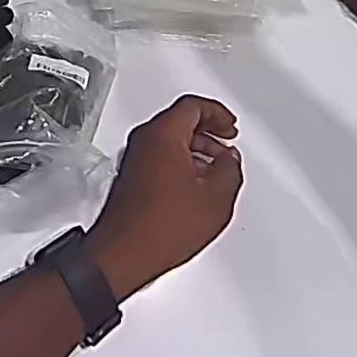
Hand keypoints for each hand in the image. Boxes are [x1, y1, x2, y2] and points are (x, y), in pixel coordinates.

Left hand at [86, 96, 242, 299]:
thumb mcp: (216, 197)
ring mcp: (134, 155)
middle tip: (226, 138)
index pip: (192, 106)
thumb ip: (229, 169)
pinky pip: (158, 152)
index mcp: (162, 135)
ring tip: (217, 164)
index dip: (217, 112)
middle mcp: (144, 139)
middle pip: (179, 118)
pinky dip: (180, 157)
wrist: (125, 249)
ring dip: (195, 144)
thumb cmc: (161, 225)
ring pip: (169, 136)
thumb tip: (230, 158)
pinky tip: (196, 179)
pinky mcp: (131, 172)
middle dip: (207, 127)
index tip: (230, 124)